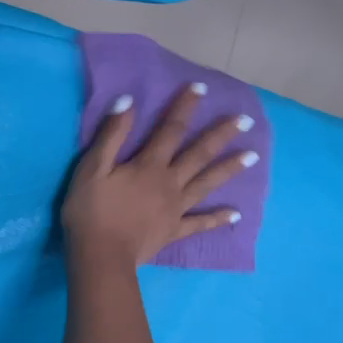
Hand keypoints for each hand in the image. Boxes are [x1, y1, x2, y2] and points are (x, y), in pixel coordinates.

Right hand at [61, 83, 256, 266]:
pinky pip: (199, 223)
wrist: (102, 254)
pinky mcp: (173, 230)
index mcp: (148, 165)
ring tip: (253, 156)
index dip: (184, 108)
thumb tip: (128, 102)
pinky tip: (235, 213)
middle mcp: (169, 182)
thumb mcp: (91, 168)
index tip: (200, 88)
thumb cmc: (90, 210)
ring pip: (207, 183)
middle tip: (245, 120)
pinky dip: (217, 218)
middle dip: (220, 135)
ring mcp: (175, 208)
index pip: (170, 130)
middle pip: (198, 154)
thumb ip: (111, 136)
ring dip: (229, 169)